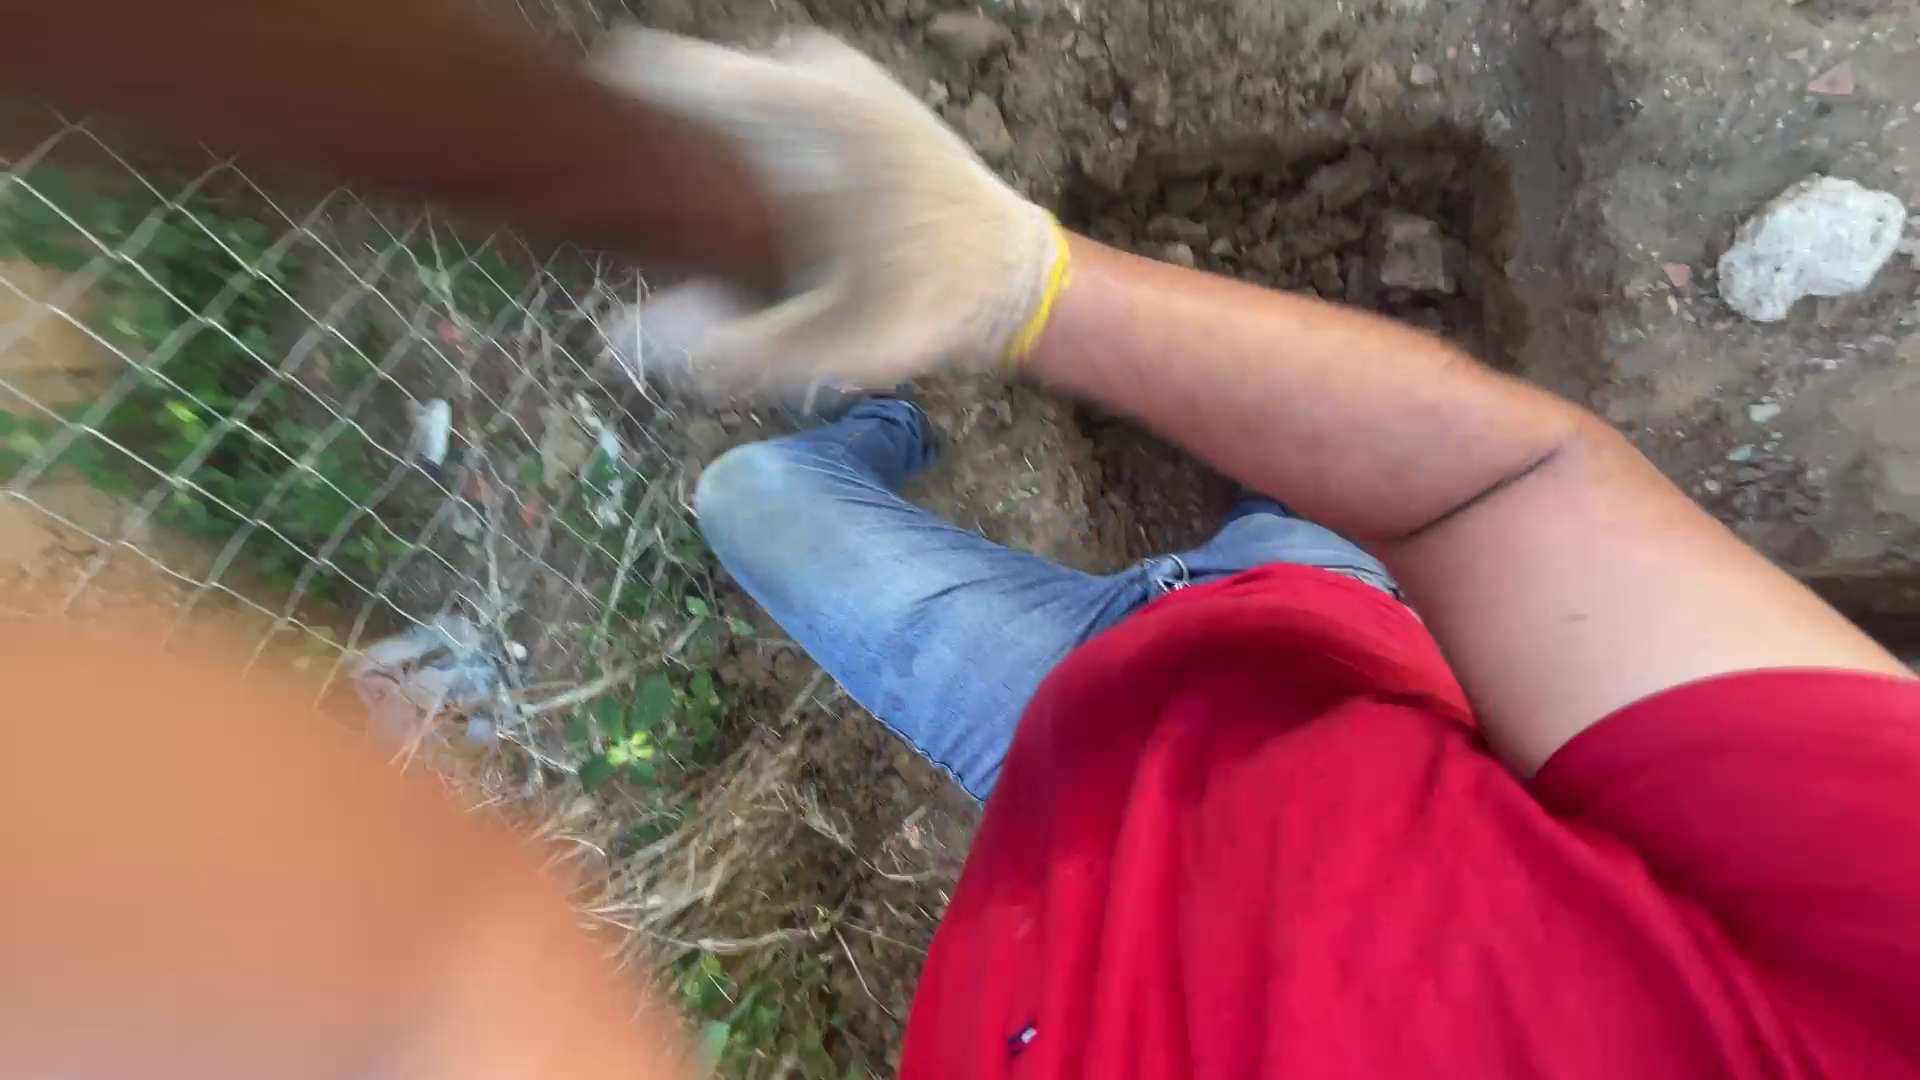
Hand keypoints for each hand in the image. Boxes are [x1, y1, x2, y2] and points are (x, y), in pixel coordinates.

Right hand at [589, 29, 1070, 392]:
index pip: (652, 77)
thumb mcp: (836, 351)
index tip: (631, 210)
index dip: (625, 139)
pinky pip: (776, 111)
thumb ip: (730, 349)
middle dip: (681, 168)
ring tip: (760, 236)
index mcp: (796, 111)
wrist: (1014, 277)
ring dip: (728, 168)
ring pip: (732, 110)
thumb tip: (629, 335)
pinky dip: (767, 156)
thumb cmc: (931, 312)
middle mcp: (810, 69)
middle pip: (689, 100)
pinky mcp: (855, 87)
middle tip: (707, 246)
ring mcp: (835, 70)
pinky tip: (795, 212)